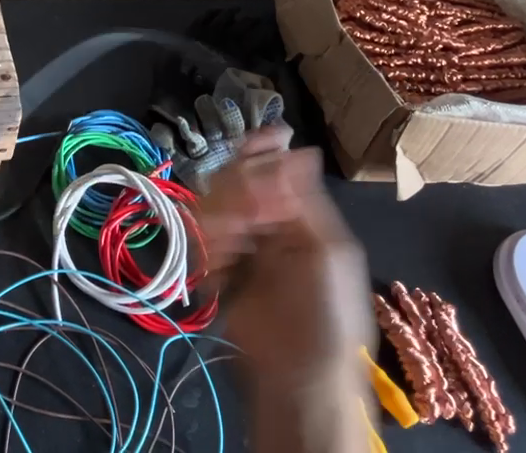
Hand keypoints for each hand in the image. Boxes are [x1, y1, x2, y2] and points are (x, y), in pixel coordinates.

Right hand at [196, 135, 370, 452]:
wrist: (299, 377)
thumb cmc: (326, 314)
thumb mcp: (327, 252)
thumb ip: (305, 200)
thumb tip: (300, 147)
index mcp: (300, 212)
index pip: (271, 165)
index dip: (257, 151)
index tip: (245, 148)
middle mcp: (268, 220)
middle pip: (233, 180)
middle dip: (231, 197)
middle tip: (241, 226)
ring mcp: (242, 242)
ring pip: (209, 206)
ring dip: (215, 226)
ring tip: (228, 255)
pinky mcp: (218, 266)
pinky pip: (198, 241)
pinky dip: (205, 254)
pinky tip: (218, 276)